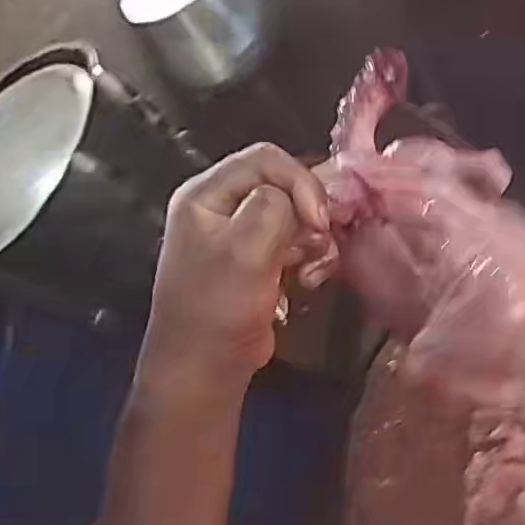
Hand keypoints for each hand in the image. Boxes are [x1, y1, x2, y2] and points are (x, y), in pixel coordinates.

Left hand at [141, 143, 330, 392]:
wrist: (206, 364)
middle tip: (318, 245)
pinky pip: (299, 246)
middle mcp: (226, 208)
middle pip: (287, 187)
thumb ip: (274, 208)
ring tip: (308, 275)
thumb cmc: (217, 307)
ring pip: (299, 218)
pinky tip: (306, 284)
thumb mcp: (245, 250)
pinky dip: (311, 261)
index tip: (318, 221)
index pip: (267, 159)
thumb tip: (299, 201)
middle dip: (310, 216)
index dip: (301, 183)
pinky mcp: (263, 263)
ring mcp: (245, 237)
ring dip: (314, 243)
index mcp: (208, 194)